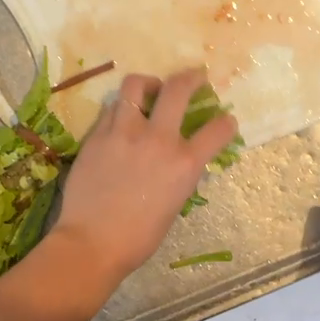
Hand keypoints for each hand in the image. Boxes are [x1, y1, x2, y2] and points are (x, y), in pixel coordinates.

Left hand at [50, 70, 240, 287]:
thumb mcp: (173, 206)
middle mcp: (158, 139)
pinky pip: (112, 108)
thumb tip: (179, 162)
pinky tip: (121, 119)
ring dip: (149, 84)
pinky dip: (122, 108)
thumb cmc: (139, 238)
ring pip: (137, 85)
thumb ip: (179, 176)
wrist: (93, 242)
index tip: (226, 121)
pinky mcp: (97, 135)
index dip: (226, 123)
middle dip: (191, 78)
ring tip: (149, 91)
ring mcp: (124, 132)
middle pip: (178, 89)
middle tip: (194, 77)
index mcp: (184, 164)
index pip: (217, 130)